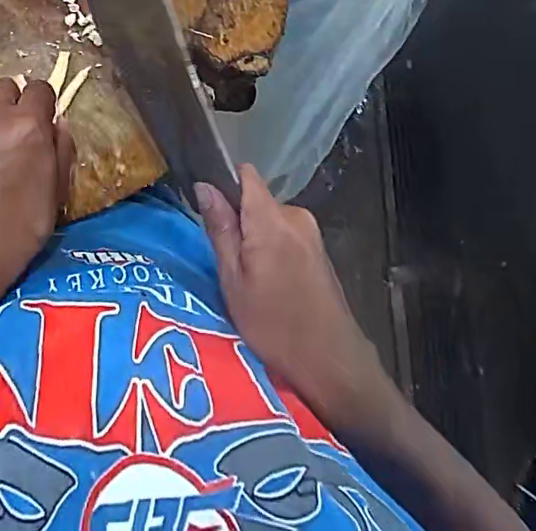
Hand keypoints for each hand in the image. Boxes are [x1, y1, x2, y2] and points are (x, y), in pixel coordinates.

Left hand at [0, 78, 74, 288]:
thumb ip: (61, 150)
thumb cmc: (16, 233)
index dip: (43, 105)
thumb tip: (57, 124)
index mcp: (27, 125)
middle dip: (12, 106)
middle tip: (13, 138)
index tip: (42, 126)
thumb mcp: (55, 194)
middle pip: (4, 89)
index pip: (40, 88)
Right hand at [196, 166, 394, 433]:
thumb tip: (204, 186)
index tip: (209, 209)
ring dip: (256, 238)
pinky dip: (272, 250)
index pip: (246, 174)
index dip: (224, 183)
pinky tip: (269, 285)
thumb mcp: (233, 280)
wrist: (331, 361)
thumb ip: (220, 229)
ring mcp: (311, 233)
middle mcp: (296, 215)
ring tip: (247, 278)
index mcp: (271, 218)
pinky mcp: (319, 250)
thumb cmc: (273, 324)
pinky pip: (286, 235)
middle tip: (225, 260)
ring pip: (270, 219)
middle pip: (257, 200)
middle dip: (238, 220)